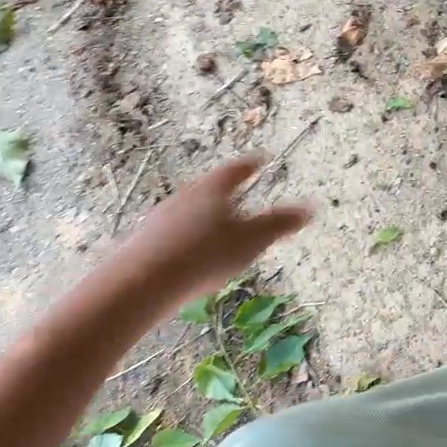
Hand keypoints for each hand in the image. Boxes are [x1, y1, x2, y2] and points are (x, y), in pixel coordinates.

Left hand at [113, 157, 312, 302]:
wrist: (135, 288)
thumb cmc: (204, 254)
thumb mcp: (253, 239)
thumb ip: (281, 223)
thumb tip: (312, 208)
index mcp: (212, 189)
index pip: (235, 169)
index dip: (250, 164)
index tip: (261, 159)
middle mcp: (183, 198)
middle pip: (207, 188)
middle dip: (224, 190)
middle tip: (239, 191)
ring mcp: (157, 222)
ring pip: (187, 211)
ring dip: (203, 215)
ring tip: (218, 225)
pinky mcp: (140, 247)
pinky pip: (171, 233)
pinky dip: (186, 236)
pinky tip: (192, 253)